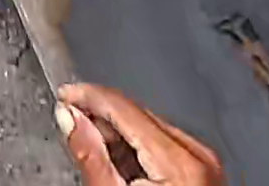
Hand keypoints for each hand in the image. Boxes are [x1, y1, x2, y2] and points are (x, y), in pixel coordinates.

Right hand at [56, 83, 223, 185]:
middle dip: (101, 116)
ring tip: (95, 150)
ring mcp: (203, 164)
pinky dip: (135, 147)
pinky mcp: (202, 173)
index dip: (87, 96)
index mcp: (179, 163)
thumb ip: (90, 156)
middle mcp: (197, 156)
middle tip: (72, 122)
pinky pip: (161, 143)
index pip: (122, 106)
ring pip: (146, 125)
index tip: (65, 96)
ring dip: (116, 131)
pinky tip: (120, 163)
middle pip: (135, 113)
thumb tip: (69, 116)